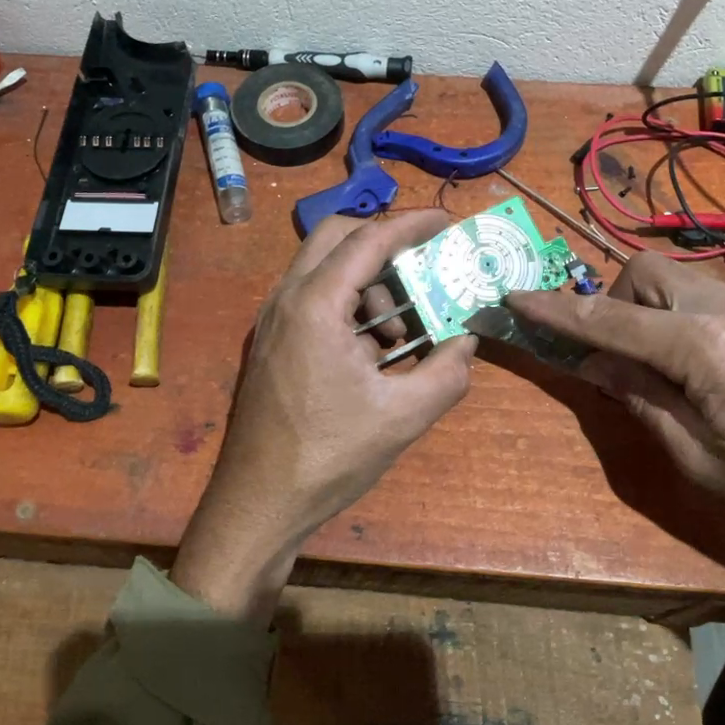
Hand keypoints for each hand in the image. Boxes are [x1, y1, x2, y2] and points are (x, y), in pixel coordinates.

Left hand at [172, 211, 476, 619]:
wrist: (257, 502)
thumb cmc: (329, 457)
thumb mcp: (403, 417)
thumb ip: (447, 372)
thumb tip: (466, 341)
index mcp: (315, 305)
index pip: (369, 240)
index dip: (412, 225)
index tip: (448, 221)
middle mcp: (286, 298)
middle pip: (336, 237)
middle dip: (383, 244)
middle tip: (421, 269)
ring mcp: (272, 319)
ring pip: (322, 267)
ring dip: (366, 282)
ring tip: (399, 334)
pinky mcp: (269, 341)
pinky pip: (311, 297)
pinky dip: (346, 303)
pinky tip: (372, 352)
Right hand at [507, 253, 724, 571]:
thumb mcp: (703, 460)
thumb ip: (642, 401)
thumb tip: (598, 365)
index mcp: (698, 344)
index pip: (606, 316)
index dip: (554, 307)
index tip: (512, 295)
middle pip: (644, 270)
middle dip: (613, 298)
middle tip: (616, 353)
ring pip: (684, 276)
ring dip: (654, 303)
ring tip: (666, 361)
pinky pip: (721, 293)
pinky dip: (692, 312)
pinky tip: (717, 363)